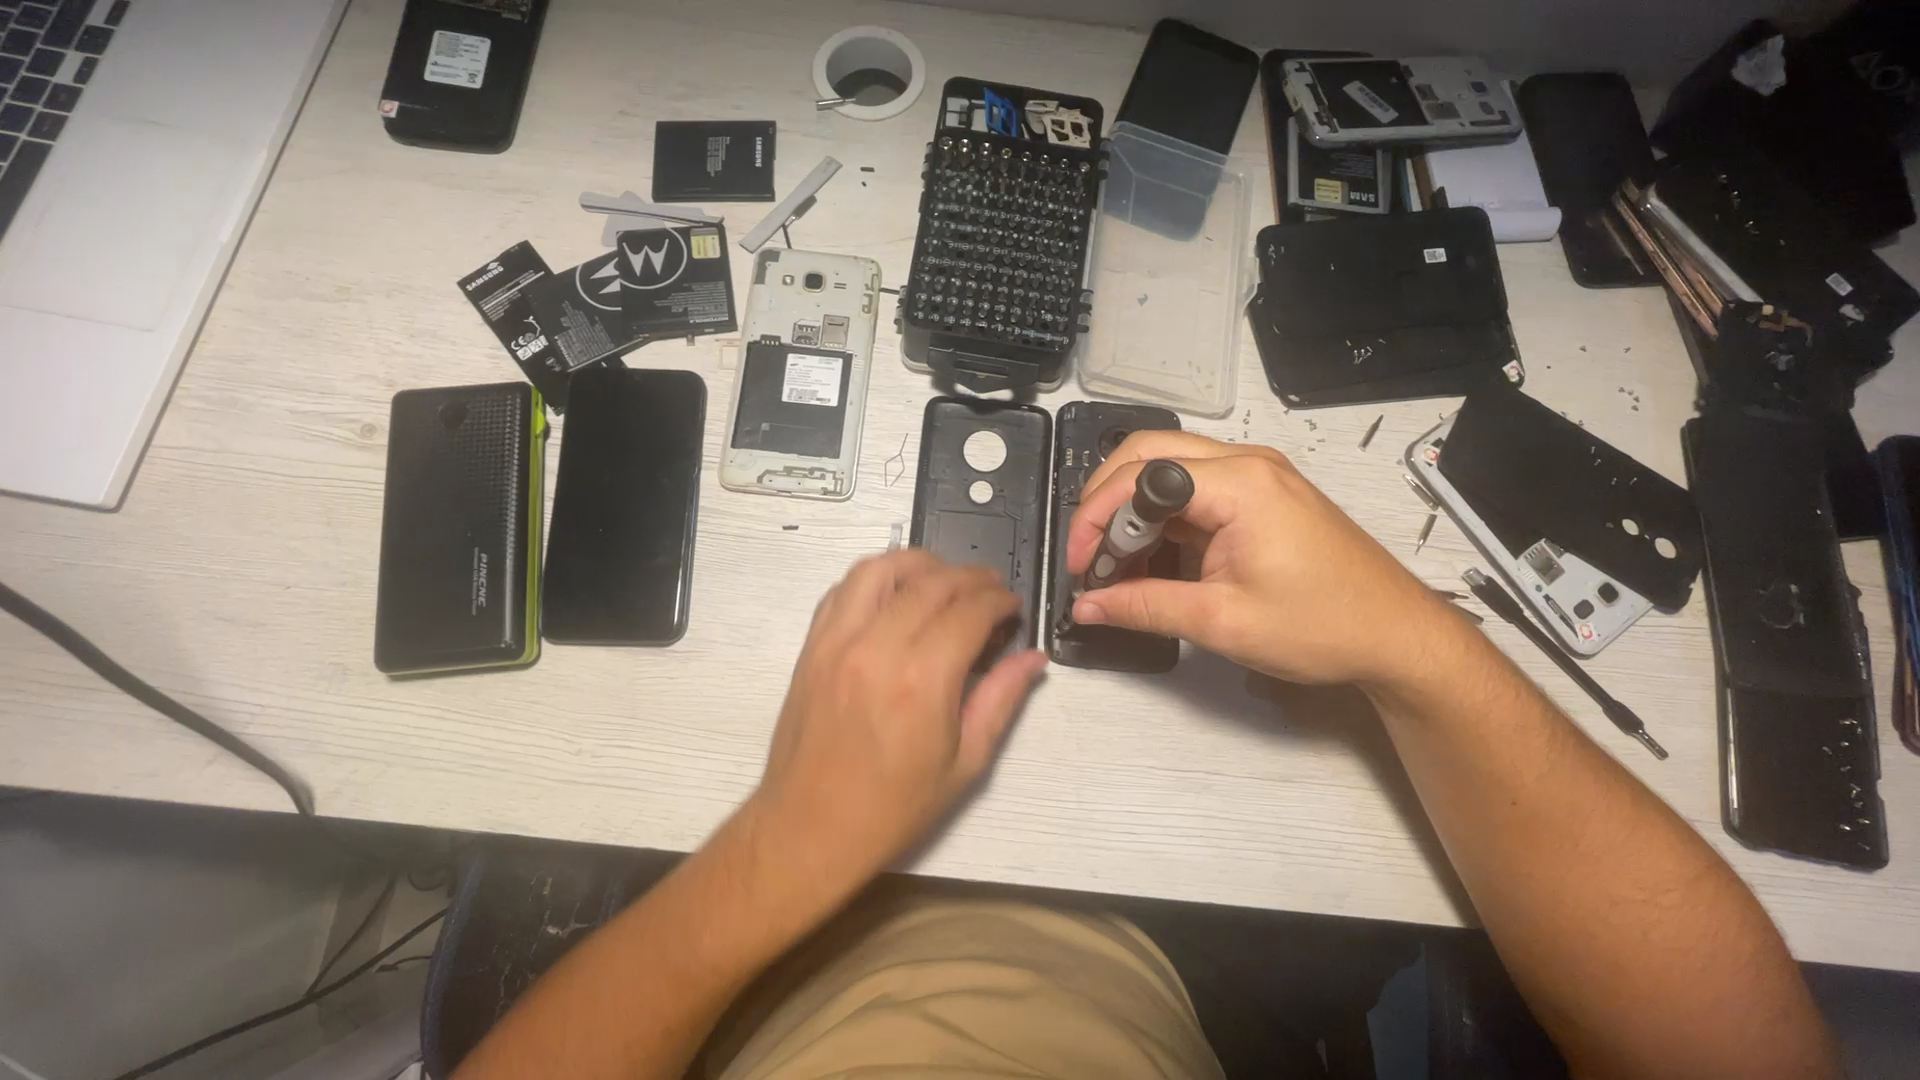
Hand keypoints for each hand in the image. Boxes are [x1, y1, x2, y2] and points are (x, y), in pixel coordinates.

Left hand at [750, 549, 1046, 894]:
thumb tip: (1033, 658)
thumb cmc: (893, 808)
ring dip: (919, 563)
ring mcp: (837, 642)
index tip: (1012, 606)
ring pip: (880, 570)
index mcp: (922, 681)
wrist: (809, 828)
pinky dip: (875, 579)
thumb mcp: (965, 764)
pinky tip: (896, 595)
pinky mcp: (811, 646)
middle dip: (970, 578)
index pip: (969, 611)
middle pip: (931, 582)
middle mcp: (877, 648)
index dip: (998, 600)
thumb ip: (1001, 700)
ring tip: (944, 578)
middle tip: (991, 589)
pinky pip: (843, 590)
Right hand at [1066, 432, 1457, 687]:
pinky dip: (1163, 519)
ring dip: (1133, 511)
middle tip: (1090, 554)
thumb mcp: (1220, 621)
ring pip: (1168, 470)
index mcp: (1240, 484)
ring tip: (1119, 564)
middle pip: (1147, 454)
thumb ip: (1143, 607)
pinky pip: (1194, 491)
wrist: (1397, 636)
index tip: (1081, 564)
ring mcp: (1257, 476)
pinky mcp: (1261, 495)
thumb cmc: (1324, 626)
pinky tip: (1155, 560)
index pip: (1139, 476)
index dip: (1095, 516)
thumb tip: (1086, 606)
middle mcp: (1247, 464)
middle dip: (1106, 501)